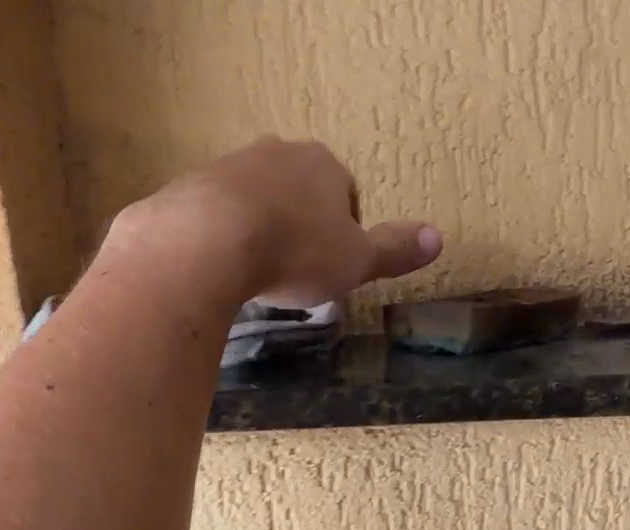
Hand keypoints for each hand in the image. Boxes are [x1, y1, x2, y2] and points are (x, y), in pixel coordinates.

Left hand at [112, 138, 442, 307]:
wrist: (209, 241)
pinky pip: (218, 214)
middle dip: (301, 226)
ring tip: (260, 275)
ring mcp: (230, 166)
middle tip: (297, 271)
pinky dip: (226, 238)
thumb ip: (394, 250)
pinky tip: (225, 269)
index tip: (332, 267)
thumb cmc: (296, 251)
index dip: (343, 233)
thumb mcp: (356, 261)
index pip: (345, 195)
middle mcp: (278, 153)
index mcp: (324, 165)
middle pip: (299, 192)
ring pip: (257, 200)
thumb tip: (438, 238)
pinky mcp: (191, 187)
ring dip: (262, 231)